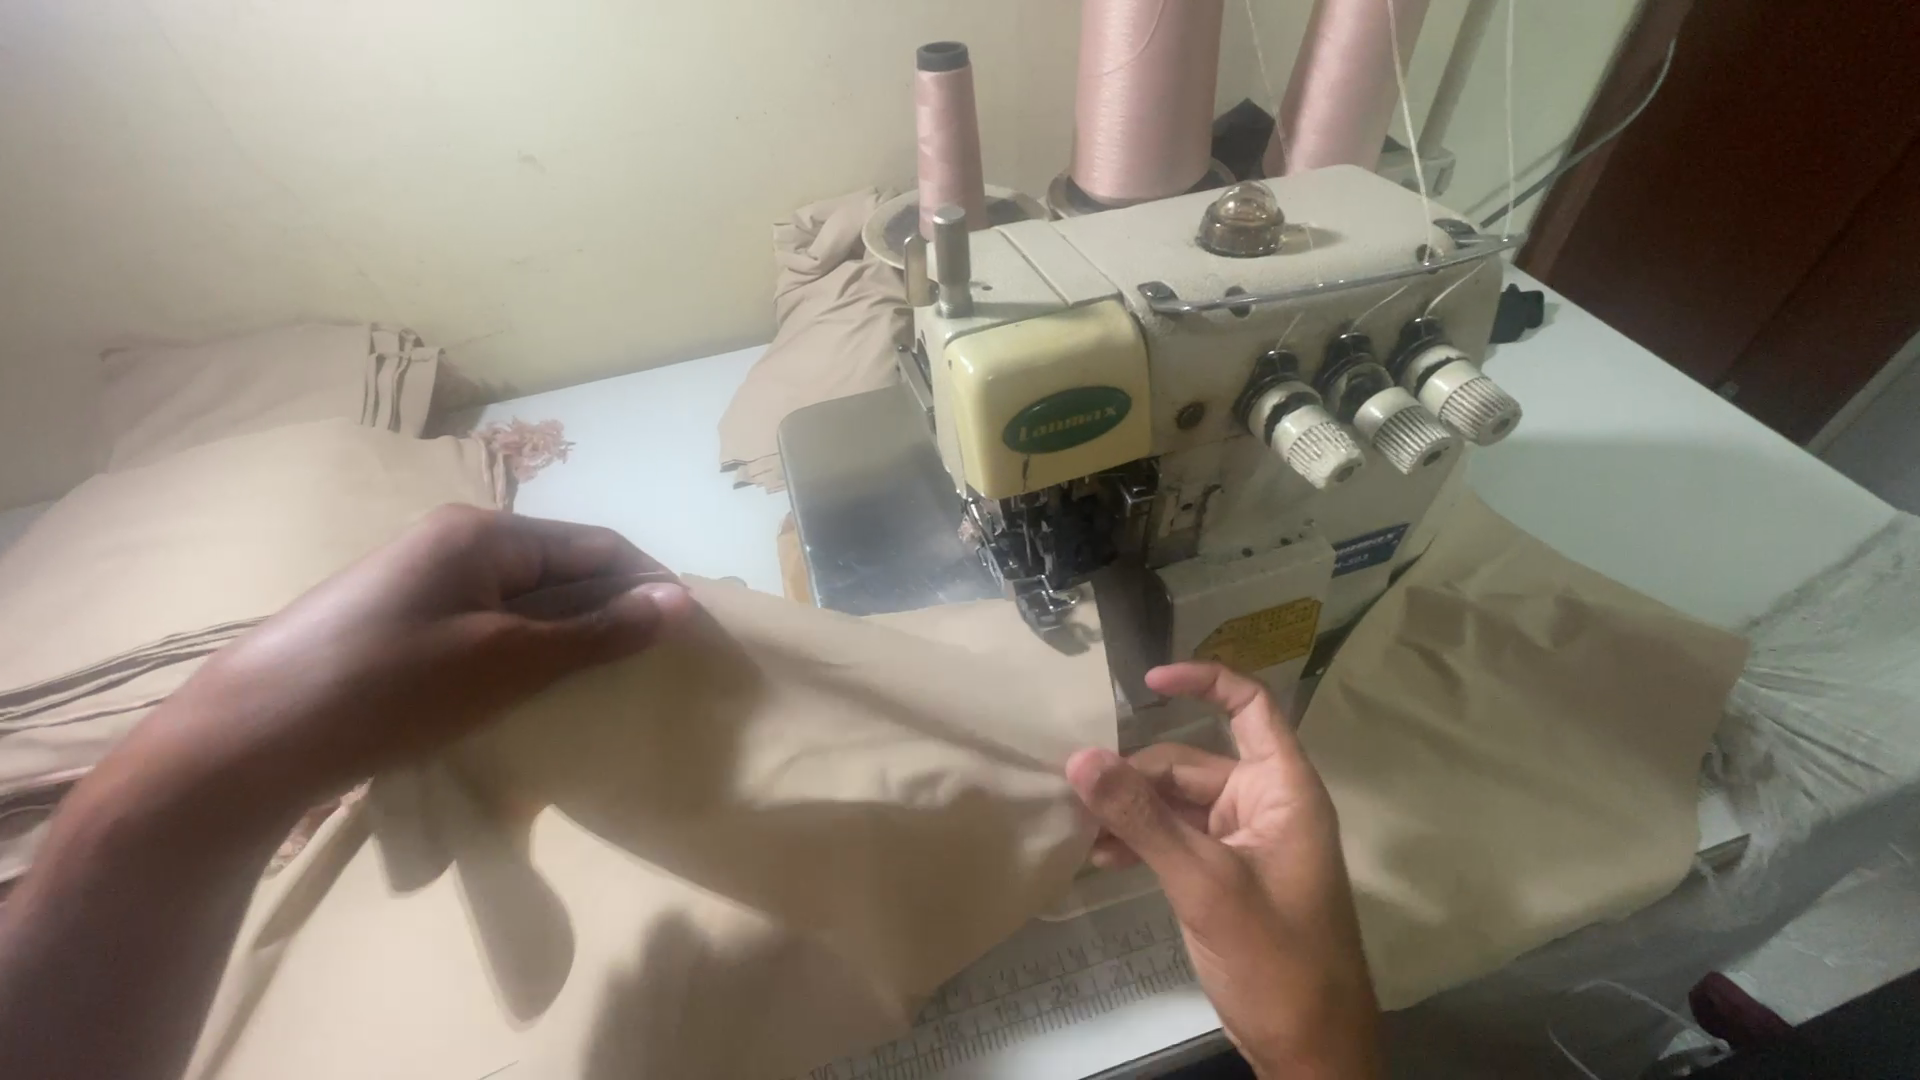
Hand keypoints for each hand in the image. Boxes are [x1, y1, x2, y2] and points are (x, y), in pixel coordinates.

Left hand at [131, 505, 694, 819]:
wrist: (238, 748)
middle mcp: (458, 543)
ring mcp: (427, 582)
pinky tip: (535, 688)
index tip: (684, 632)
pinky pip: (492, 624)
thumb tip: (681, 600)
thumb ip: (601, 630)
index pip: (598, 545)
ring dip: (571, 635)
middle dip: (611, 612)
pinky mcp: (405, 621)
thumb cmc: (389, 690)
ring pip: (529, 601)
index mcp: (486, 533)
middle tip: (648, 664)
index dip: (648, 584)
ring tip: (601, 681)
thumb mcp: (511, 662)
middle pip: (564, 569)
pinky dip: (528, 651)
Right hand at [1065, 663, 1380, 1079]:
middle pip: (1189, 763)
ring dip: (1130, 812)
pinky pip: (1173, 838)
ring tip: (1080, 827)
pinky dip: (1140, 842)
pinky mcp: (1221, 873)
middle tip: (1079, 794)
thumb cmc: (1277, 960)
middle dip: (1135, 776)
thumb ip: (1142, 818)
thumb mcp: (1204, 883)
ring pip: (1174, 803)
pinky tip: (1100, 856)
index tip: (1148, 683)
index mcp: (1282, 790)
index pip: (1250, 707)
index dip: (1204, 682)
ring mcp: (1240, 840)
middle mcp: (1262, 804)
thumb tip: (1080, 758)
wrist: (1310, 1055)